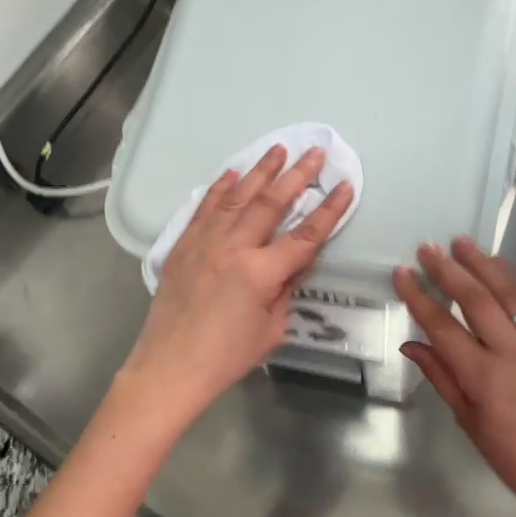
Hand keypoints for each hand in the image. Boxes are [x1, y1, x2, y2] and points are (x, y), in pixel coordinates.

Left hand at [123, 144, 354, 412]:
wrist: (170, 366)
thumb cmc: (226, 357)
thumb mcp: (270, 330)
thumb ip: (284, 291)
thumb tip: (293, 263)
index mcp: (261, 272)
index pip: (305, 234)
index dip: (329, 210)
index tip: (345, 185)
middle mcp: (233, 248)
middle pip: (271, 203)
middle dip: (296, 175)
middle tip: (314, 152)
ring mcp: (204, 243)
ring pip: (236, 197)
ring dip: (259, 171)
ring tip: (277, 150)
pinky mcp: (183, 246)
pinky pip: (204, 208)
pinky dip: (220, 189)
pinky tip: (232, 174)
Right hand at [394, 237, 515, 515]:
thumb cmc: (514, 459)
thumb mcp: (469, 422)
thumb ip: (442, 378)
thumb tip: (412, 345)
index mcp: (482, 378)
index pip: (442, 326)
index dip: (419, 297)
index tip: (402, 273)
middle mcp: (510, 354)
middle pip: (475, 300)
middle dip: (448, 271)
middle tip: (427, 248)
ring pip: (506, 295)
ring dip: (481, 265)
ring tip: (461, 242)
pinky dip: (509, 282)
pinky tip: (496, 268)